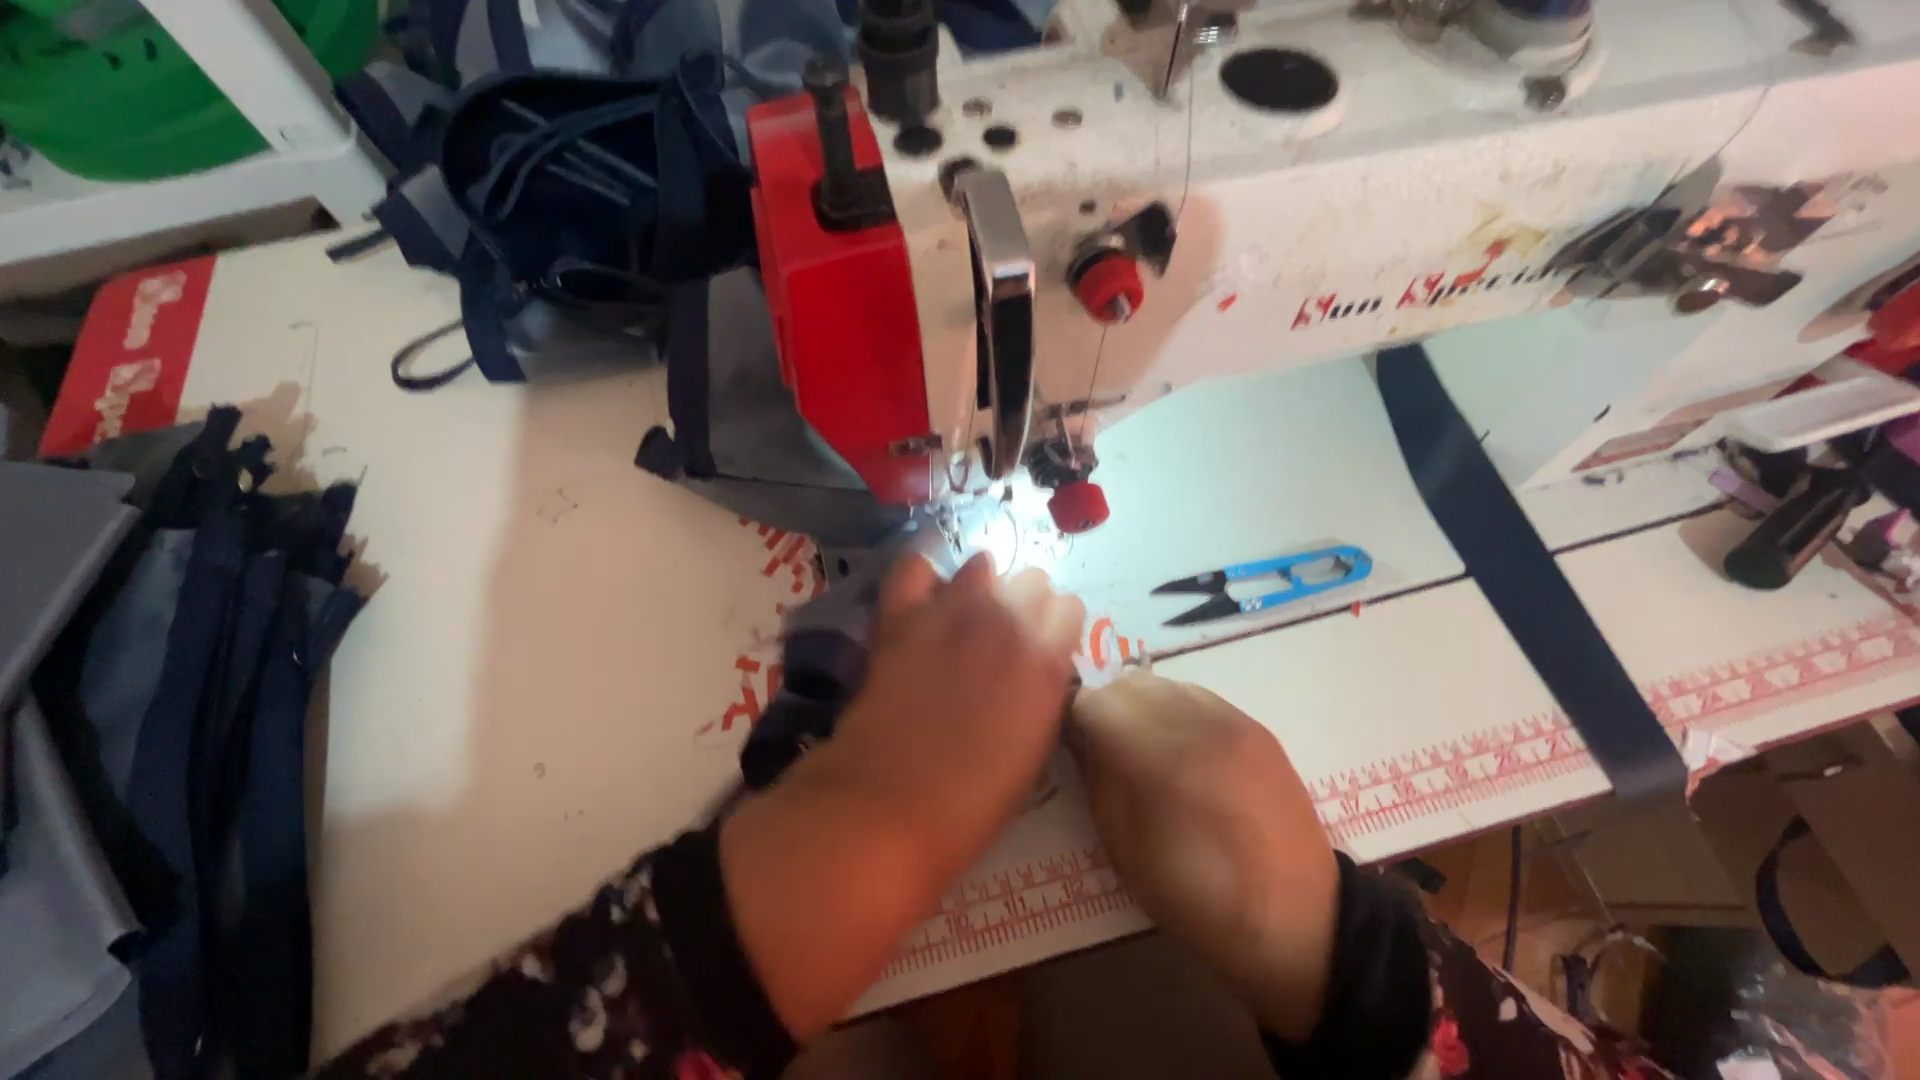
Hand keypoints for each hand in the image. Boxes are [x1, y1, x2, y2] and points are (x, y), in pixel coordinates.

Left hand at [722, 552, 1084, 1038]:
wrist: (890, 806)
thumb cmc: (972, 806)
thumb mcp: (1030, 753)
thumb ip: (1039, 698)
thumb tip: (1036, 671)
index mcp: (1046, 667)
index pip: (1069, 610)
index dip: (1057, 624)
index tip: (1046, 642)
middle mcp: (1007, 628)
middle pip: (1030, 581)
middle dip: (1025, 599)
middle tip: (1009, 627)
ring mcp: (951, 618)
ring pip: (980, 568)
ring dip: (982, 582)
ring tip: (973, 602)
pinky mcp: (902, 621)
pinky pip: (914, 571)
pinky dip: (923, 572)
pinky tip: (928, 583)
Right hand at [1069, 671, 1338, 1041]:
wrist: (1299, 921)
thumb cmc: (1198, 898)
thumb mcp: (1125, 847)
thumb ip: (1097, 778)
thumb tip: (1076, 736)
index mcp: (1162, 756)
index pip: (1092, 702)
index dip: (1067, 717)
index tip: (1060, 741)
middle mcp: (1198, 721)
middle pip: (1125, 683)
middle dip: (1101, 707)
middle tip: (1095, 746)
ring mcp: (1232, 719)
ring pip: (1161, 683)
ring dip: (1136, 704)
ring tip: (1135, 746)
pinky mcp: (1255, 726)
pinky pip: (1196, 696)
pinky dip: (1172, 710)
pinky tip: (1174, 748)